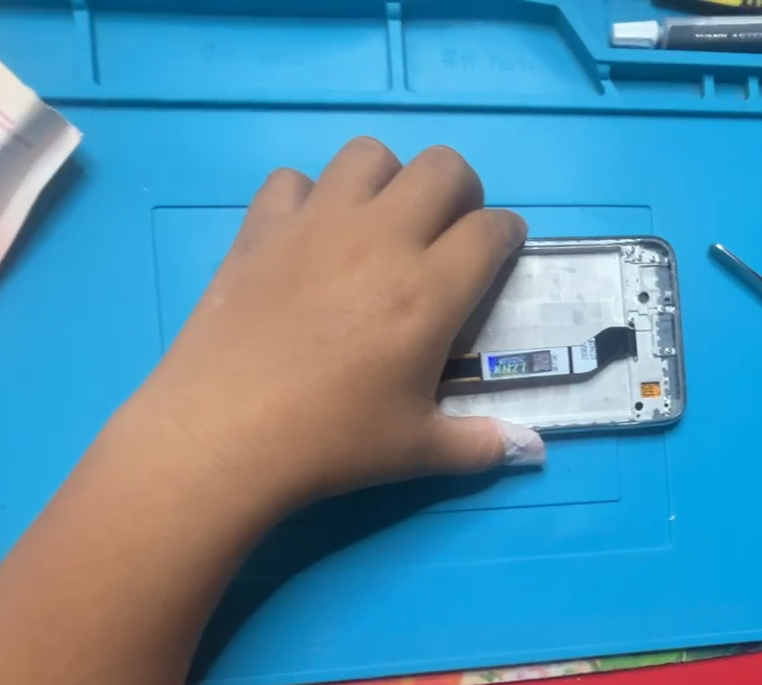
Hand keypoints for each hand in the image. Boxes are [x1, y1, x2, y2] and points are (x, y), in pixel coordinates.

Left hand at [130, 138, 539, 509]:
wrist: (225, 433)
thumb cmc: (333, 442)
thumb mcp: (420, 451)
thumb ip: (484, 444)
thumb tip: (535, 452)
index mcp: (430, 292)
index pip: (490, 231)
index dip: (508, 234)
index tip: (503, 250)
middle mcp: (381, 239)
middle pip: (443, 167)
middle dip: (462, 190)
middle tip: (450, 233)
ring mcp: (317, 225)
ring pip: (370, 155)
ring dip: (391, 180)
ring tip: (383, 224)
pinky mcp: (262, 228)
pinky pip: (295, 180)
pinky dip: (312, 198)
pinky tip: (310, 240)